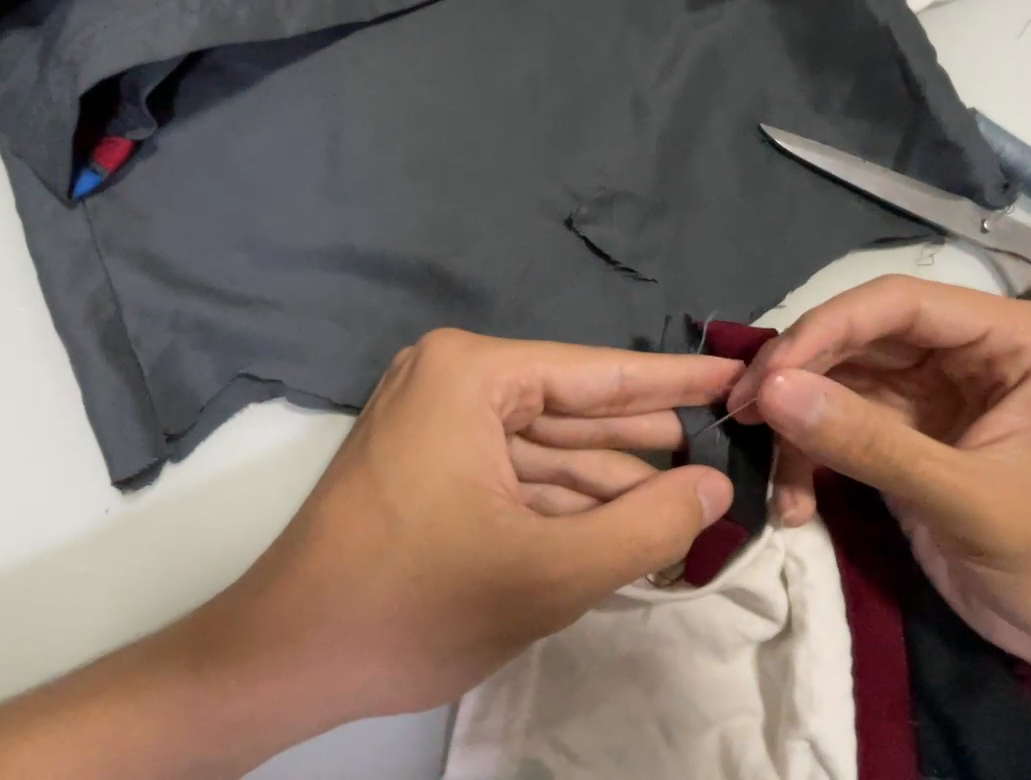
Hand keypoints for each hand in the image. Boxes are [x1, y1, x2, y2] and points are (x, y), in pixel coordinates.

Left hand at [0, 331, 737, 779]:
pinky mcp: (430, 462)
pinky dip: (566, 503)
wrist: (288, 658)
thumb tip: (716, 486)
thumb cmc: (415, 603)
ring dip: (611, 483)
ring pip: (547, 448)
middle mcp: (452, 379)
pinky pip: (516, 473)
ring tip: (696, 499)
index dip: (677, 382)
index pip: (598, 373)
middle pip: (574, 410)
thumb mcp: (551, 571)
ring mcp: (437, 420)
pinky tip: (628, 526)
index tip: (742, 375)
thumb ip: (648, 526)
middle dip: (648, 444)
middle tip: (734, 451)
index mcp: (471, 373)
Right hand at [726, 275, 1030, 670]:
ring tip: (770, 471)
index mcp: (1011, 340)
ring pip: (835, 381)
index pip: (898, 303)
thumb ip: (868, 442)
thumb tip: (769, 390)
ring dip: (795, 424)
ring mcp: (932, 394)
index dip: (824, 329)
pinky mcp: (904, 435)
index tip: (767, 375)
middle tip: (741, 412)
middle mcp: (966, 352)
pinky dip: (808, 459)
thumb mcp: (969, 500)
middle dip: (798, 376)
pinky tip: (795, 505)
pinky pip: (836, 425)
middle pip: (856, 337)